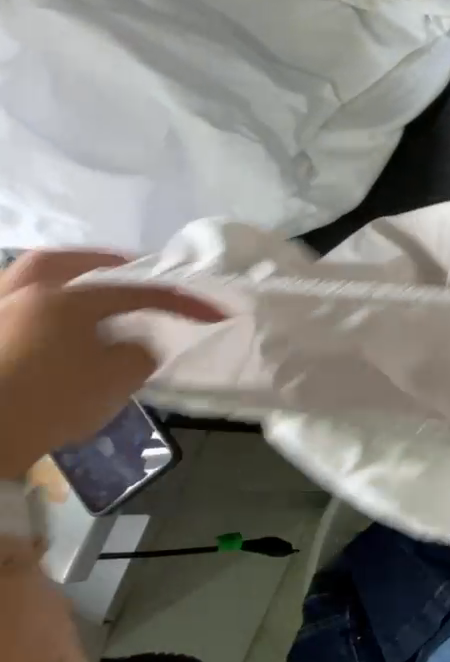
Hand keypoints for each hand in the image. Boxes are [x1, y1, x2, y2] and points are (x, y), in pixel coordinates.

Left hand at [0, 251, 223, 480]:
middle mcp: (18, 297)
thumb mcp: (122, 376)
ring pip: (22, 285)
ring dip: (59, 284)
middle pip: (56, 264)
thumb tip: (130, 344)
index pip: (138, 293)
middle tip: (129, 266)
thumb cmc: (54, 400)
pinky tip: (56, 326)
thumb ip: (138, 350)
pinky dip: (38, 309)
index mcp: (63, 301)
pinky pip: (11, 311)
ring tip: (88, 297)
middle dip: (97, 261)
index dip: (184, 303)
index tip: (218, 314)